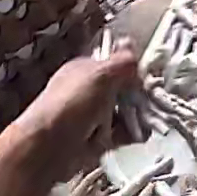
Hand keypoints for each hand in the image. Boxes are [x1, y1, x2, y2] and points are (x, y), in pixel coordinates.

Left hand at [0, 44, 138, 183]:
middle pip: (123, 91)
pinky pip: (120, 135)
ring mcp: (91, 118)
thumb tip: (132, 47)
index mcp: (85, 70)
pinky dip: (131, 134)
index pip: (116, 65)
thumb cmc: (68, 106)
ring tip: (146, 121)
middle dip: (138, 97)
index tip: (150, 78)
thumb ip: (121, 63)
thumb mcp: (99, 76)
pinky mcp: (95, 141)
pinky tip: (139, 135)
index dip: (134, 70)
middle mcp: (88, 93)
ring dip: (137, 117)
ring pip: (123, 114)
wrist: (45, 148)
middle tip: (149, 103)